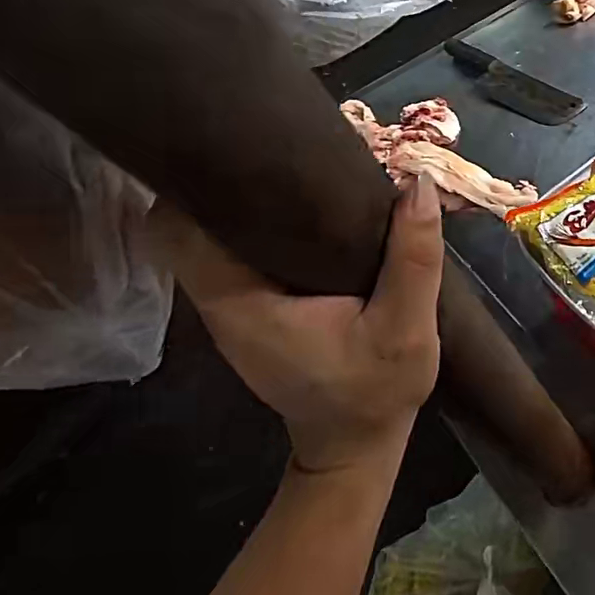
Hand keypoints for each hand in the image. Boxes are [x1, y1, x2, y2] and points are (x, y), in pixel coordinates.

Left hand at [152, 176, 445, 473]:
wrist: (357, 445)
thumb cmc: (376, 390)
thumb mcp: (407, 327)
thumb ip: (414, 259)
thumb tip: (420, 185)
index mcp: (242, 302)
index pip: (174, 231)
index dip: (192, 184)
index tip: (239, 149)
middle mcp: (223, 303)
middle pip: (192, 227)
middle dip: (228, 183)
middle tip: (285, 150)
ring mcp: (236, 311)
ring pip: (218, 241)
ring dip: (251, 207)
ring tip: (302, 173)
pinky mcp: (256, 316)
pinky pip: (243, 259)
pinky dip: (266, 232)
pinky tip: (312, 219)